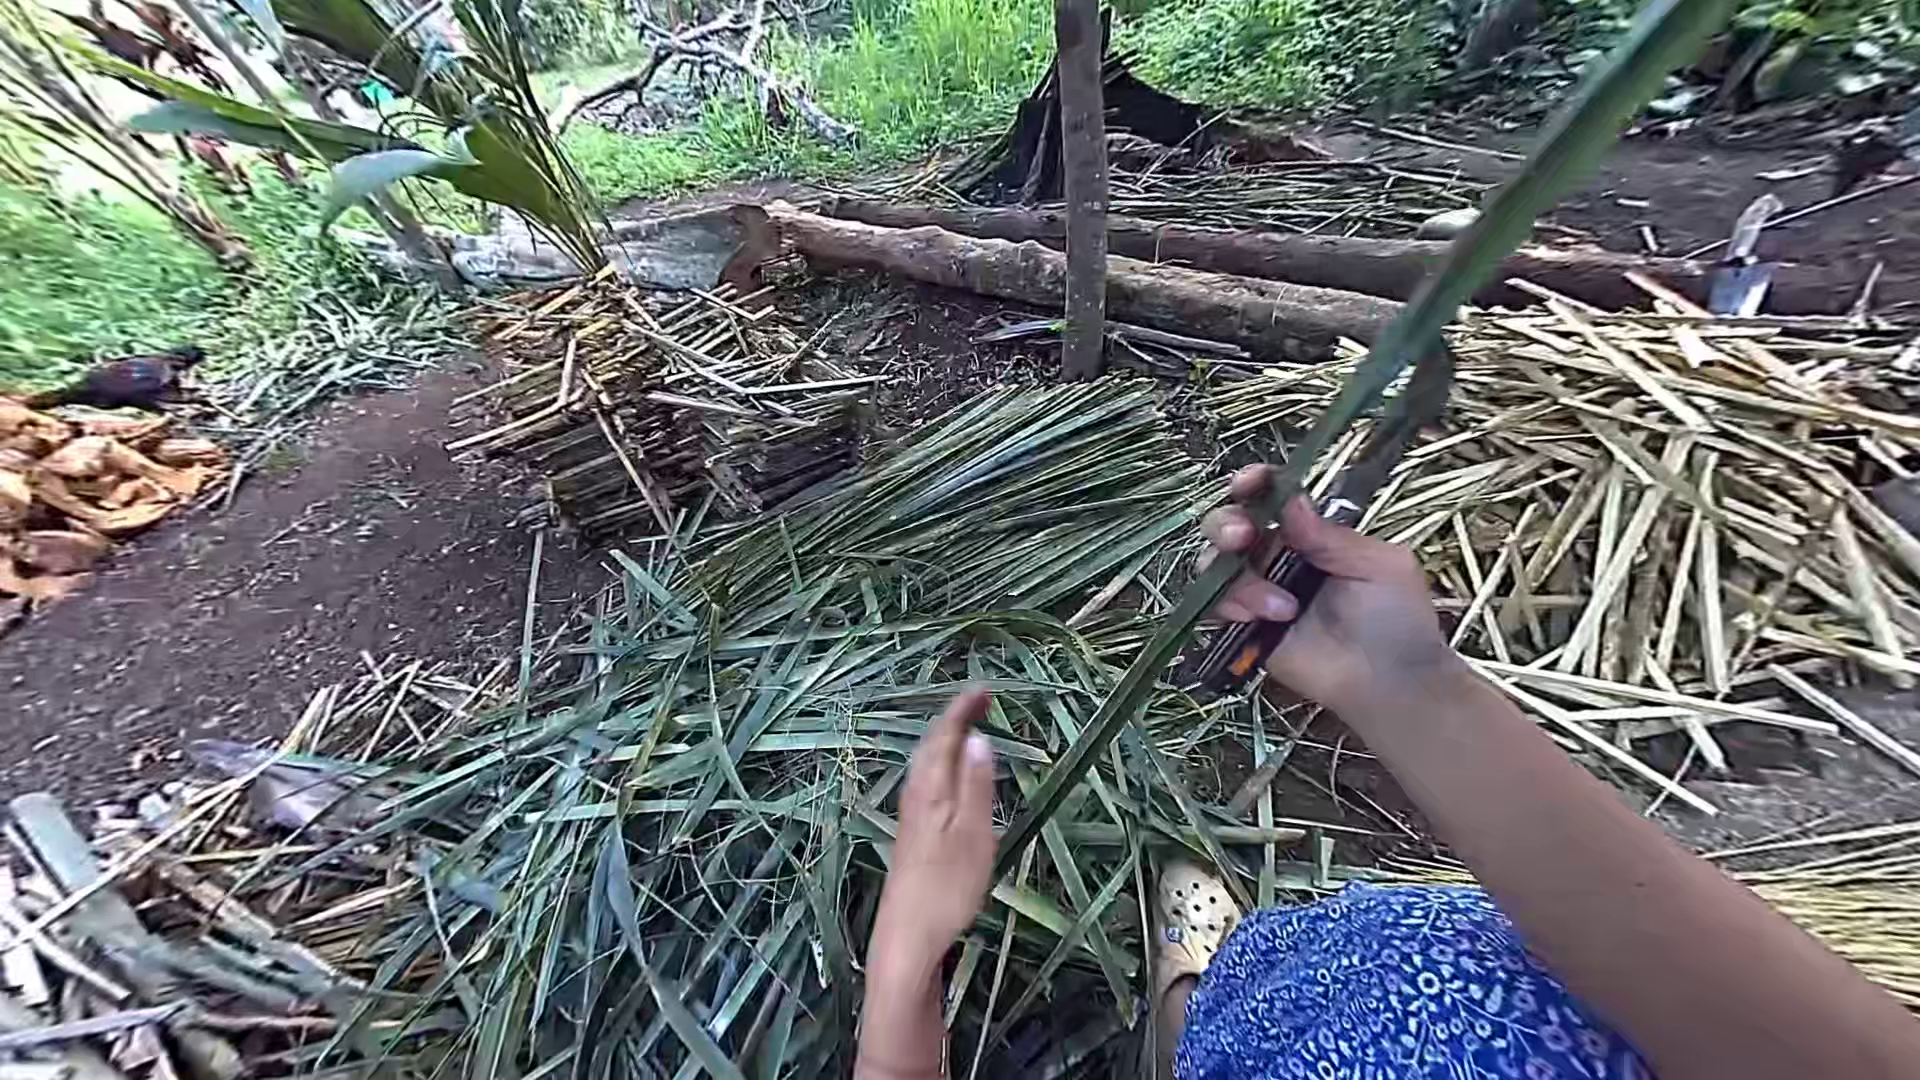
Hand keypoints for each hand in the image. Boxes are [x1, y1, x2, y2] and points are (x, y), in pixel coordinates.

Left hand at [871, 688, 996, 973]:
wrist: (906, 936)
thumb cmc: (946, 886)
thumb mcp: (973, 834)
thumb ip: (976, 784)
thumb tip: (979, 738)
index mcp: (930, 785)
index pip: (945, 733)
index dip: (963, 708)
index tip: (985, 690)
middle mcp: (915, 789)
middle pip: (932, 741)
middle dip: (956, 716)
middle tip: (982, 701)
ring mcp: (910, 809)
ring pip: (927, 758)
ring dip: (947, 735)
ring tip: (968, 725)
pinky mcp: (912, 827)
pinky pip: (927, 774)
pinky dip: (942, 757)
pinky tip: (949, 771)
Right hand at [1200, 466, 1456, 709]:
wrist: (1387, 681)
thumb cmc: (1394, 618)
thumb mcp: (1376, 564)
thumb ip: (1328, 534)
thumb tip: (1290, 499)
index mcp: (1305, 535)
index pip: (1268, 499)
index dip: (1252, 485)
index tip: (1247, 483)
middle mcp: (1272, 557)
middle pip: (1226, 525)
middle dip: (1226, 525)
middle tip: (1241, 537)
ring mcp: (1252, 590)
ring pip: (1215, 564)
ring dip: (1242, 581)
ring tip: (1283, 608)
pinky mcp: (1239, 623)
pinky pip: (1213, 604)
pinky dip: (1231, 606)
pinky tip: (1265, 620)